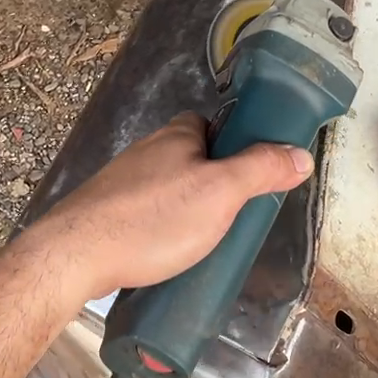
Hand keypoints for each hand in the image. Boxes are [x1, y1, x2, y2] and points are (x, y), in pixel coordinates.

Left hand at [24, 114, 312, 306]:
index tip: (251, 174)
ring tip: (205, 241)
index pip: (210, 123)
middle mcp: (146, 150)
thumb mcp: (220, 193)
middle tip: (233, 216)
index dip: (233, 142)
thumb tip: (300, 154)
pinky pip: (146, 212)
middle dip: (212, 183)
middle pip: (190, 157)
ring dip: (186, 208)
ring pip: (167, 187)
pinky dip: (161, 226)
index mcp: (175, 136)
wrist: (77, 254)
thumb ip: (260, 170)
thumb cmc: (154, 219)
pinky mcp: (106, 211)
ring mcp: (122, 181)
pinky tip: (167, 252)